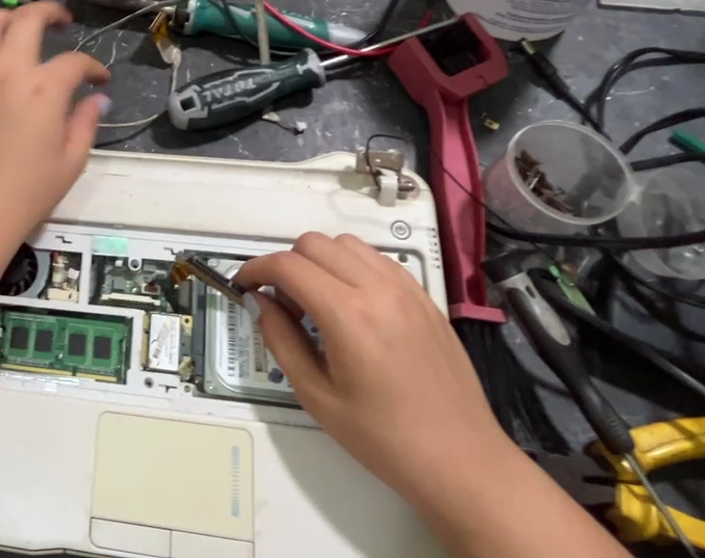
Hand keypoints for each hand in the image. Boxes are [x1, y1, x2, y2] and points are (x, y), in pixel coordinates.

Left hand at [0, 3, 109, 253]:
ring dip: (5, 18)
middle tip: (61, 22)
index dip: (93, 67)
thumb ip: (85, 124)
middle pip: (27, 19)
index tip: (100, 79)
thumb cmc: (25, 197)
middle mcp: (6, 72)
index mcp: (43, 90)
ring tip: (17, 27)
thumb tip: (97, 99)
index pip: (75, 62)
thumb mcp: (70, 164)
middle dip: (50, 12)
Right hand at [235, 233, 511, 498]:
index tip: (244, 286)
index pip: (288, 266)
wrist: (460, 460)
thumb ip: (282, 340)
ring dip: (320, 261)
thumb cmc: (385, 439)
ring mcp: (406, 289)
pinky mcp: (424, 297)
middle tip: (283, 305)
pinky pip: (377, 259)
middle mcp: (378, 289)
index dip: (256, 269)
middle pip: (314, 243)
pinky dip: (352, 267)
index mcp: (348, 315)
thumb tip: (260, 303)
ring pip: (346, 243)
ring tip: (318, 304)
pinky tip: (352, 305)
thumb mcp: (318, 397)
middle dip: (286, 265)